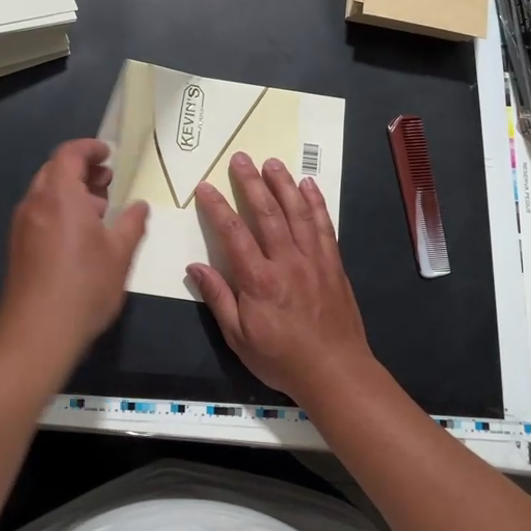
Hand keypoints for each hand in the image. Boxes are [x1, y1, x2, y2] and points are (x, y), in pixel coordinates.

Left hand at [0, 139, 149, 366]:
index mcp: (60, 195)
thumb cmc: (84, 288)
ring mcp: (22, 226)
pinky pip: (39, 213)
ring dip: (70, 191)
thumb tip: (139, 206)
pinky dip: (58, 210)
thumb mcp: (119, 255)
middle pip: (54, 170)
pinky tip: (79, 237)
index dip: (89, 148)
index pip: (69, 154)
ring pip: (45, 193)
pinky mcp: (17, 247)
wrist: (36, 335)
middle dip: (81, 170)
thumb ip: (131, 224)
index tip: (108, 154)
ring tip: (98, 211)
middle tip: (107, 183)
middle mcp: (36, 203)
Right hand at [187, 152, 376, 402]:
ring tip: (272, 162)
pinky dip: (316, 203)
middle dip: (252, 182)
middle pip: (267, 213)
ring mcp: (313, 259)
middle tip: (241, 158)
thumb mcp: (239, 338)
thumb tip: (195, 267)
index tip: (205, 187)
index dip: (217, 207)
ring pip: (297, 212)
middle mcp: (286, 262)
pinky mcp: (332, 263)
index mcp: (259, 280)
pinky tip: (309, 185)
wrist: (335, 372)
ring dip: (284, 184)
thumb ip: (218, 299)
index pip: (233, 234)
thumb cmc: (281, 359)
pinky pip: (323, 226)